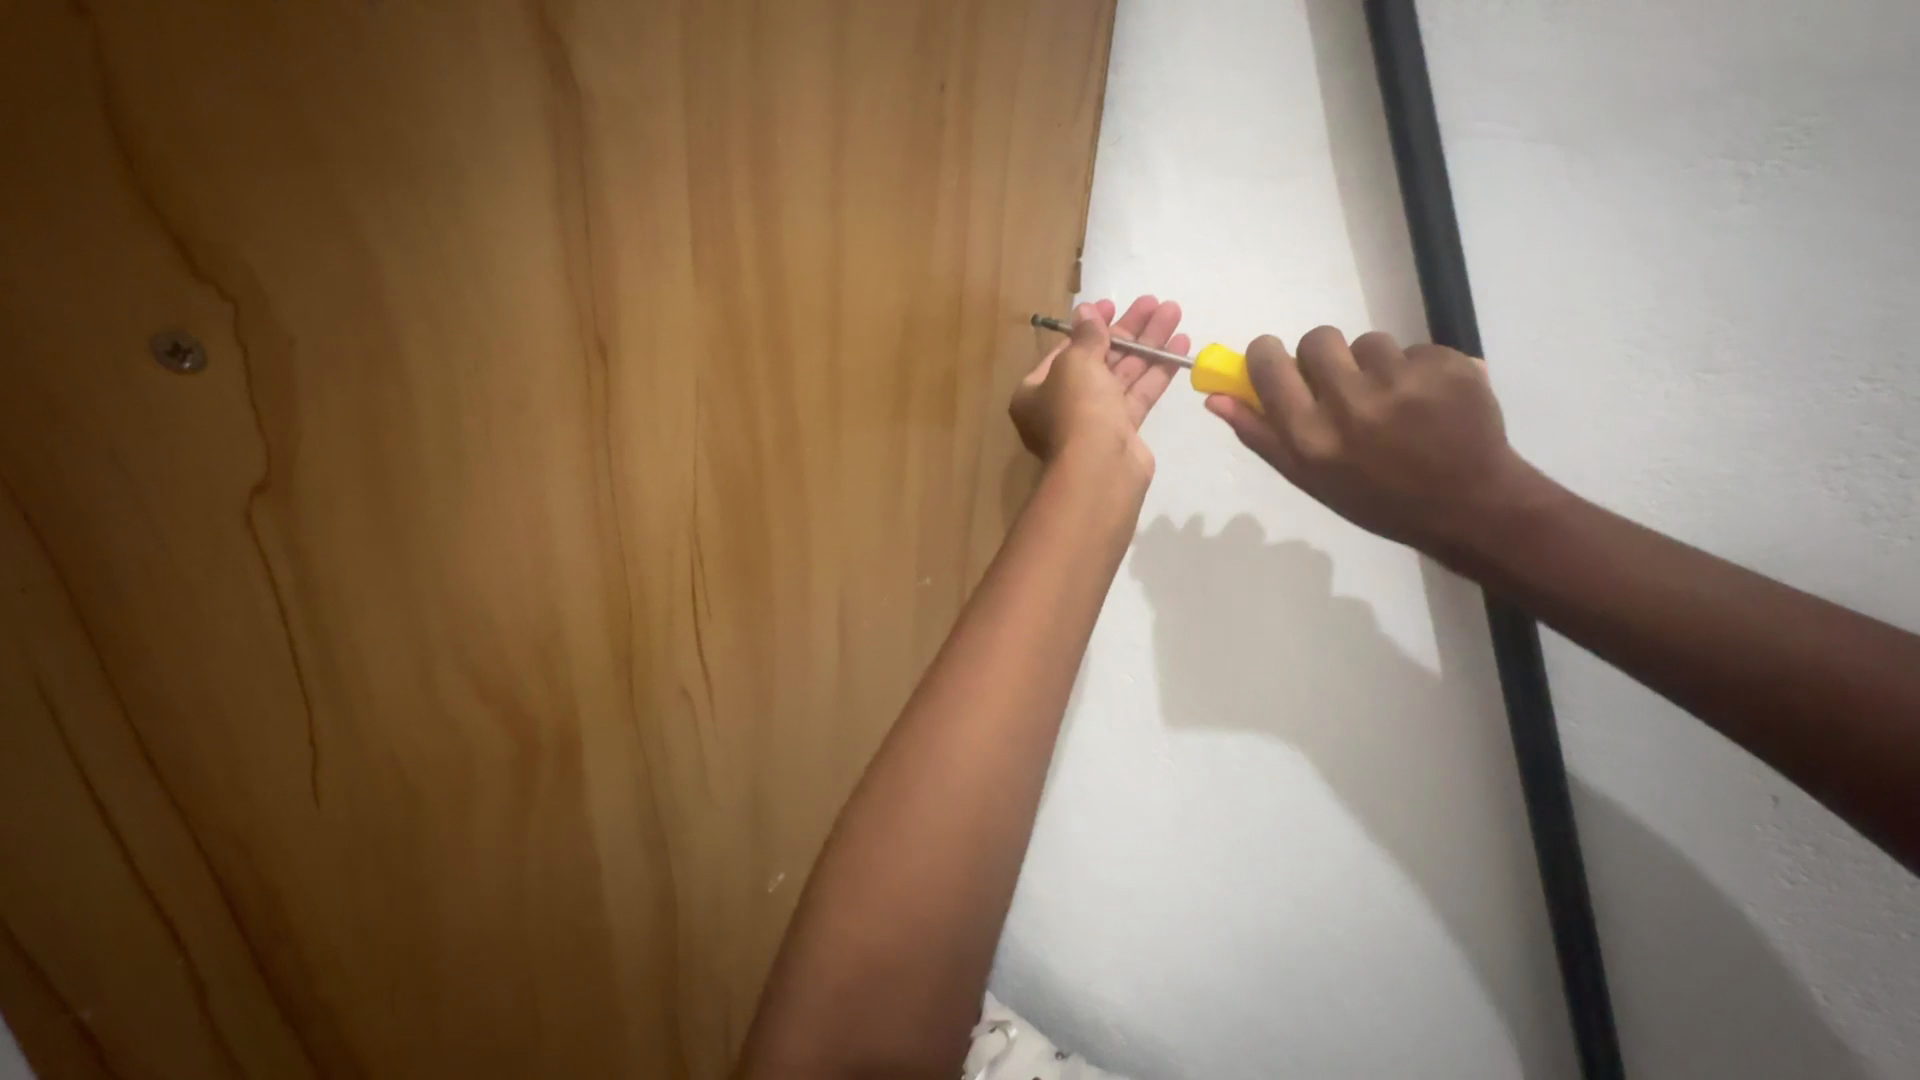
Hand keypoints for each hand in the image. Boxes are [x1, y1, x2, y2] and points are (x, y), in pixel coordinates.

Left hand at [1010, 296, 1188, 471]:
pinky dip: (1158, 370)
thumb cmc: (1076, 410)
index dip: (1090, 327)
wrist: (1099, 469)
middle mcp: (1062, 405)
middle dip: (1128, 331)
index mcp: (1036, 391)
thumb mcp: (1075, 364)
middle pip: (1098, 360)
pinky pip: (1139, 394)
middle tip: (1155, 303)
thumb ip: (1086, 336)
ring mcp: (1094, 420)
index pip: (1065, 352)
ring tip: (1174, 313)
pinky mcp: (1122, 431)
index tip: (1112, 305)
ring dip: (1148, 345)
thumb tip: (1086, 312)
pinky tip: (1180, 346)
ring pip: (1123, 374)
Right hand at [1206, 327, 1545, 551]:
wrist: (1466, 505)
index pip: (1268, 364)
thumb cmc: (1374, 498)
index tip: (1278, 361)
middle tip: (1344, 387)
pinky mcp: (1445, 368)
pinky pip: (1415, 349)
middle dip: (1325, 358)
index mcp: (1309, 435)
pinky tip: (1429, 404)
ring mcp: (1401, 383)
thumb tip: (1216, 396)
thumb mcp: (1307, 476)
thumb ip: (1260, 434)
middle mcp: (1349, 404)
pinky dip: (1418, 370)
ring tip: (1394, 402)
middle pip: (1317, 340)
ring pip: (1369, 342)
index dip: (1269, 355)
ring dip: (1374, 365)